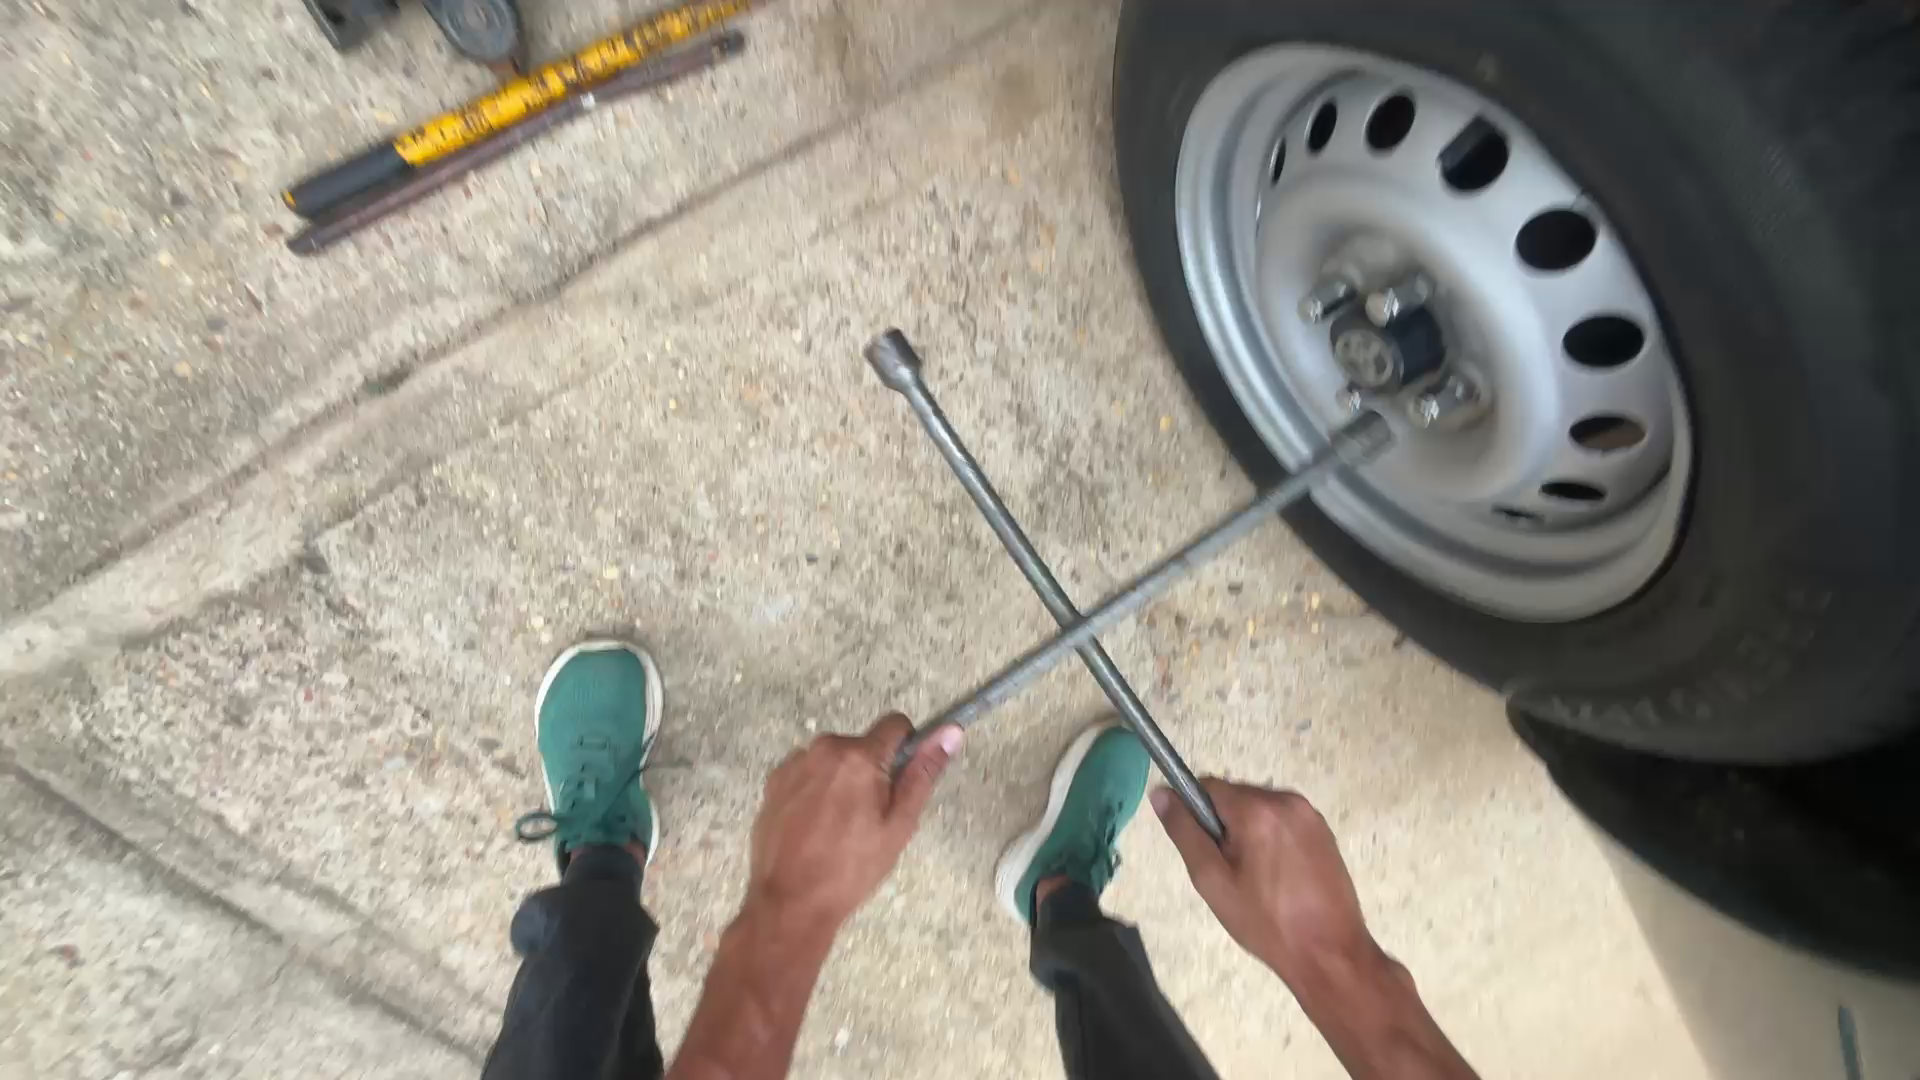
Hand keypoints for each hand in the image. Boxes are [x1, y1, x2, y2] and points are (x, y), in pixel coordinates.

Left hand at [746, 714, 961, 931]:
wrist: (790, 903)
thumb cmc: (852, 867)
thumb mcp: (899, 825)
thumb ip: (924, 772)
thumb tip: (951, 731)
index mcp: (859, 756)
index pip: (895, 724)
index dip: (906, 748)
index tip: (899, 781)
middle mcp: (825, 747)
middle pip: (863, 744)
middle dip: (872, 770)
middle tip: (869, 816)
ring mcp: (795, 762)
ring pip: (835, 758)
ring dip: (843, 778)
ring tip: (839, 826)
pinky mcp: (774, 780)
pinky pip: (809, 770)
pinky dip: (816, 788)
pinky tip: (814, 825)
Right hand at [1152, 780, 1380, 985]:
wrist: (1332, 957)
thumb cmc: (1265, 922)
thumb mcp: (1212, 880)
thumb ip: (1184, 831)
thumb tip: (1160, 793)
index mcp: (1256, 808)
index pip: (1207, 786)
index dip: (1197, 815)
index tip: (1207, 851)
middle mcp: (1285, 799)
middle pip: (1234, 796)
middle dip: (1225, 825)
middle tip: (1231, 871)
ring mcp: (1309, 814)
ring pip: (1257, 807)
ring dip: (1248, 831)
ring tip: (1257, 877)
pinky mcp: (1324, 830)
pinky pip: (1281, 819)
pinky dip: (1272, 838)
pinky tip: (1279, 875)